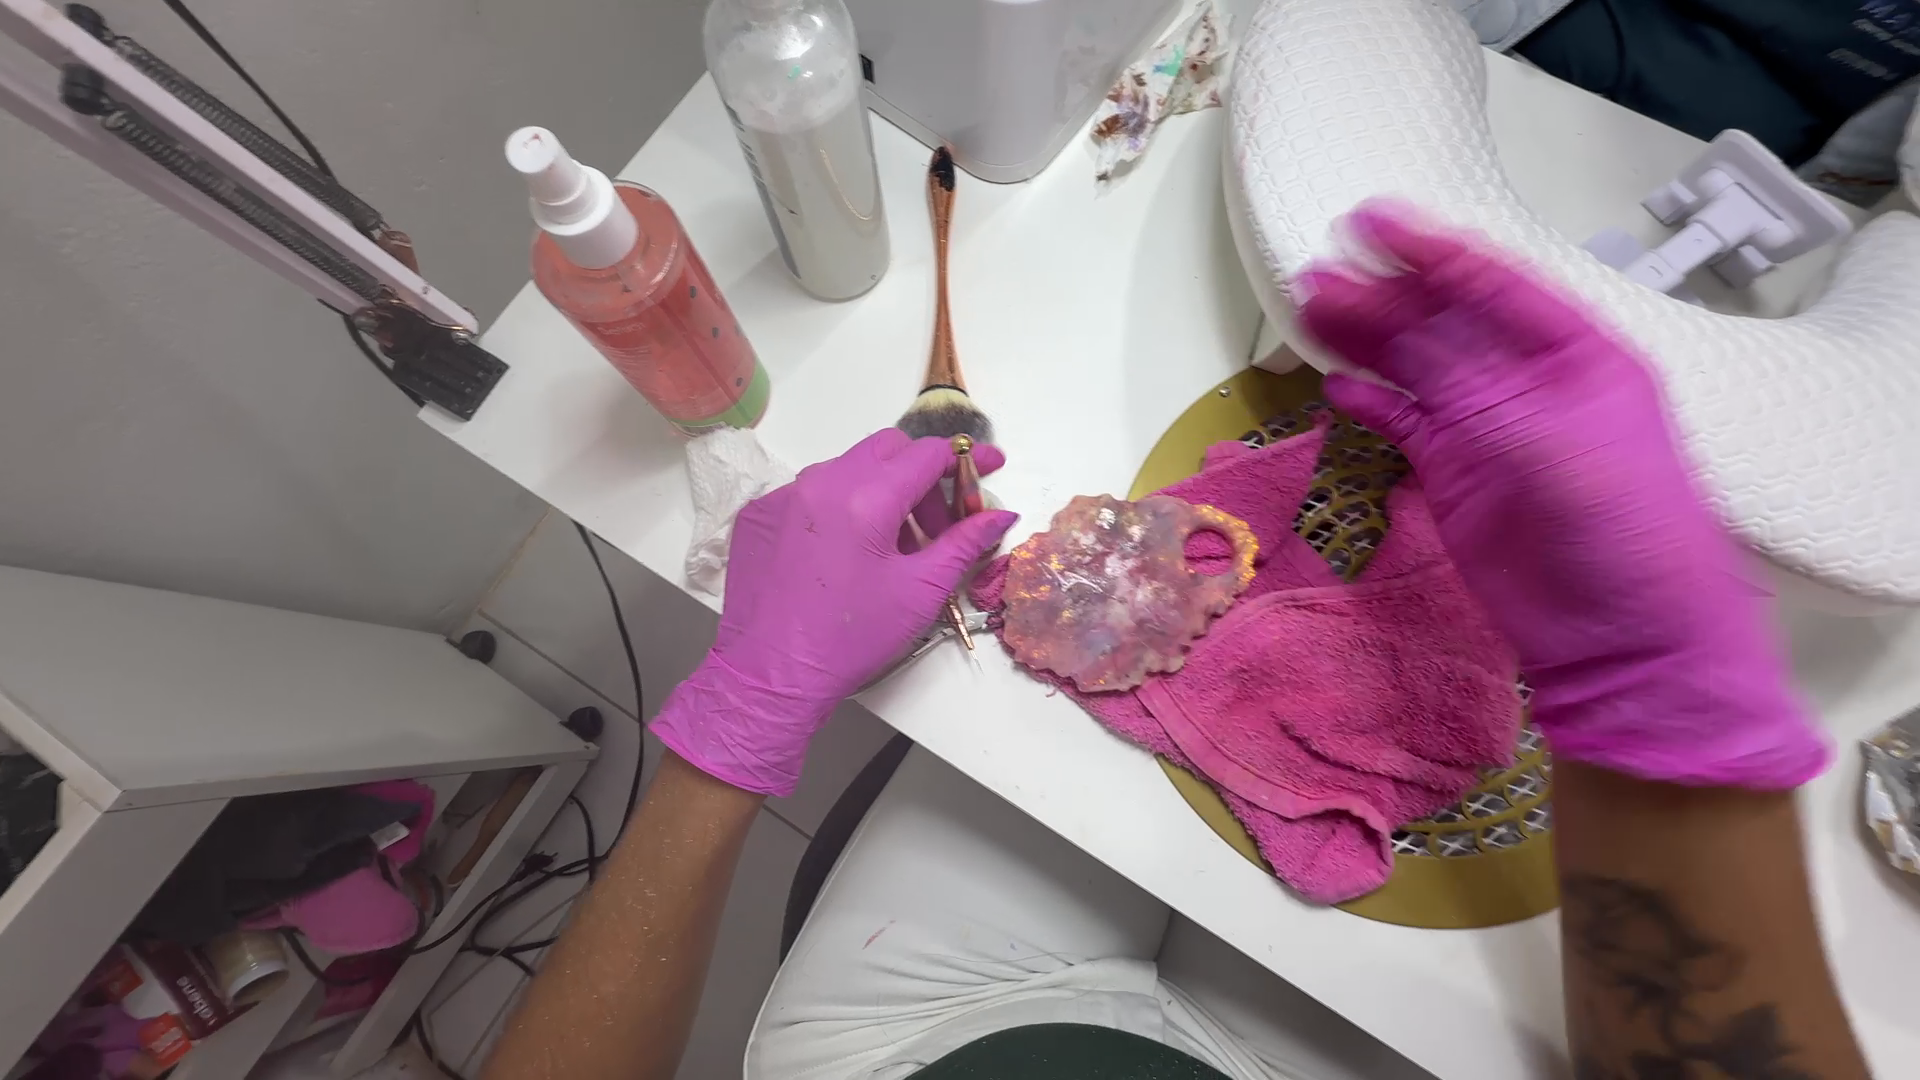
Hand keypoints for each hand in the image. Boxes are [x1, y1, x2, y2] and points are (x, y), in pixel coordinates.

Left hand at [652, 429, 1018, 795]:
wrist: (770, 676)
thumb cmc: (852, 638)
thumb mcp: (920, 591)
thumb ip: (964, 544)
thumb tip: (1001, 514)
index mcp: (866, 499)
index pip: (927, 454)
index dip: (966, 457)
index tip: (991, 465)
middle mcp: (821, 482)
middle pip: (888, 450)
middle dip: (923, 475)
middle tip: (938, 523)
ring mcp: (784, 494)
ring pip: (849, 467)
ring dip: (883, 491)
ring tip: (893, 545)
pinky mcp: (760, 513)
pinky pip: (813, 491)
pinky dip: (843, 507)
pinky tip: (847, 553)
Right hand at [1295, 201, 1826, 788]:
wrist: (1618, 635)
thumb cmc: (1618, 532)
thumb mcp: (1549, 446)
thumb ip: (1474, 388)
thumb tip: (1398, 340)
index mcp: (1571, 353)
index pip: (1490, 283)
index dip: (1426, 249)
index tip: (1367, 221)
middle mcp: (1523, 381)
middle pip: (1437, 322)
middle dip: (1376, 294)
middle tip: (1311, 273)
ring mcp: (1483, 427)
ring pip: (1410, 368)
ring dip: (1360, 340)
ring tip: (1306, 313)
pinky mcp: (1451, 470)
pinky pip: (1400, 423)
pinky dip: (1367, 402)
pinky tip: (1336, 385)